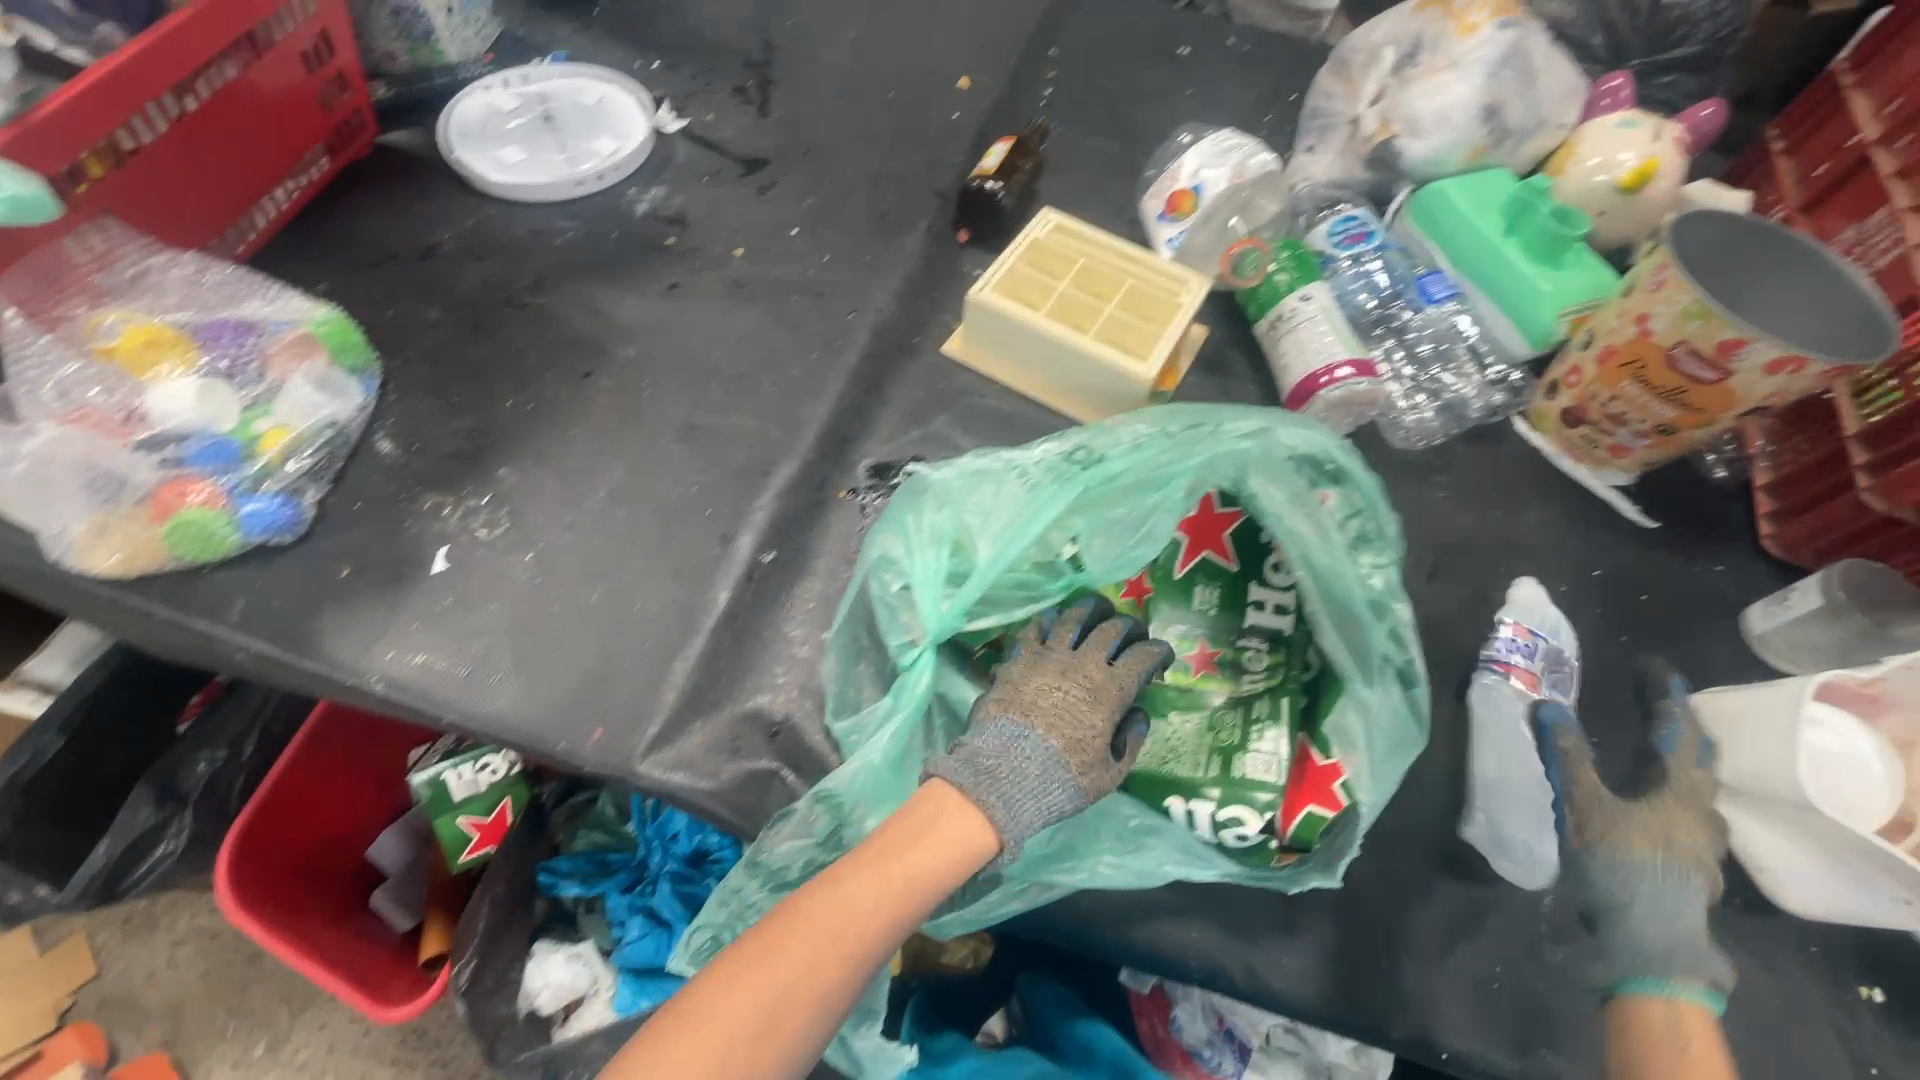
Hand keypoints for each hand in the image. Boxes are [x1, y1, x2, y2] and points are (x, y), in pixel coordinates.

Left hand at [926, 595, 1173, 859]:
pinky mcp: (1017, 659)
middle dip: (1130, 625)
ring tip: (1097, 609)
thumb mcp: (1110, 774)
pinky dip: (1049, 620)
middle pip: (1112, 628)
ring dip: (1091, 609)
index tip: (1162, 657)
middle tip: (1134, 632)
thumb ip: (1130, 741)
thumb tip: (1138, 714)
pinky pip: (1035, 628)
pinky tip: (1054, 620)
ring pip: (1073, 618)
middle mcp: (1081, 664)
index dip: (1159, 652)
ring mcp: (1046, 657)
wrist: (1003, 775)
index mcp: (1110, 691)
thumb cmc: (1061, 780)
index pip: (1144, 657)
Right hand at [1532, 658, 1735, 1013]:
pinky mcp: (1694, 864)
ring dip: (1682, 764)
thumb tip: (1544, 704)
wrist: (1650, 940)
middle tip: (1661, 704)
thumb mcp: (1583, 806)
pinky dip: (1673, 796)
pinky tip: (1654, 806)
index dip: (1666, 693)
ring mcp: (1704, 840)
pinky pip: (1690, 815)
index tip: (1653, 666)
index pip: (1678, 727)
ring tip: (1656, 753)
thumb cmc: (1619, 866)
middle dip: (1684, 727)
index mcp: (1681, 787)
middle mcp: (1703, 808)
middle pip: (1701, 757)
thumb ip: (1566, 756)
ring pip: (1701, 789)